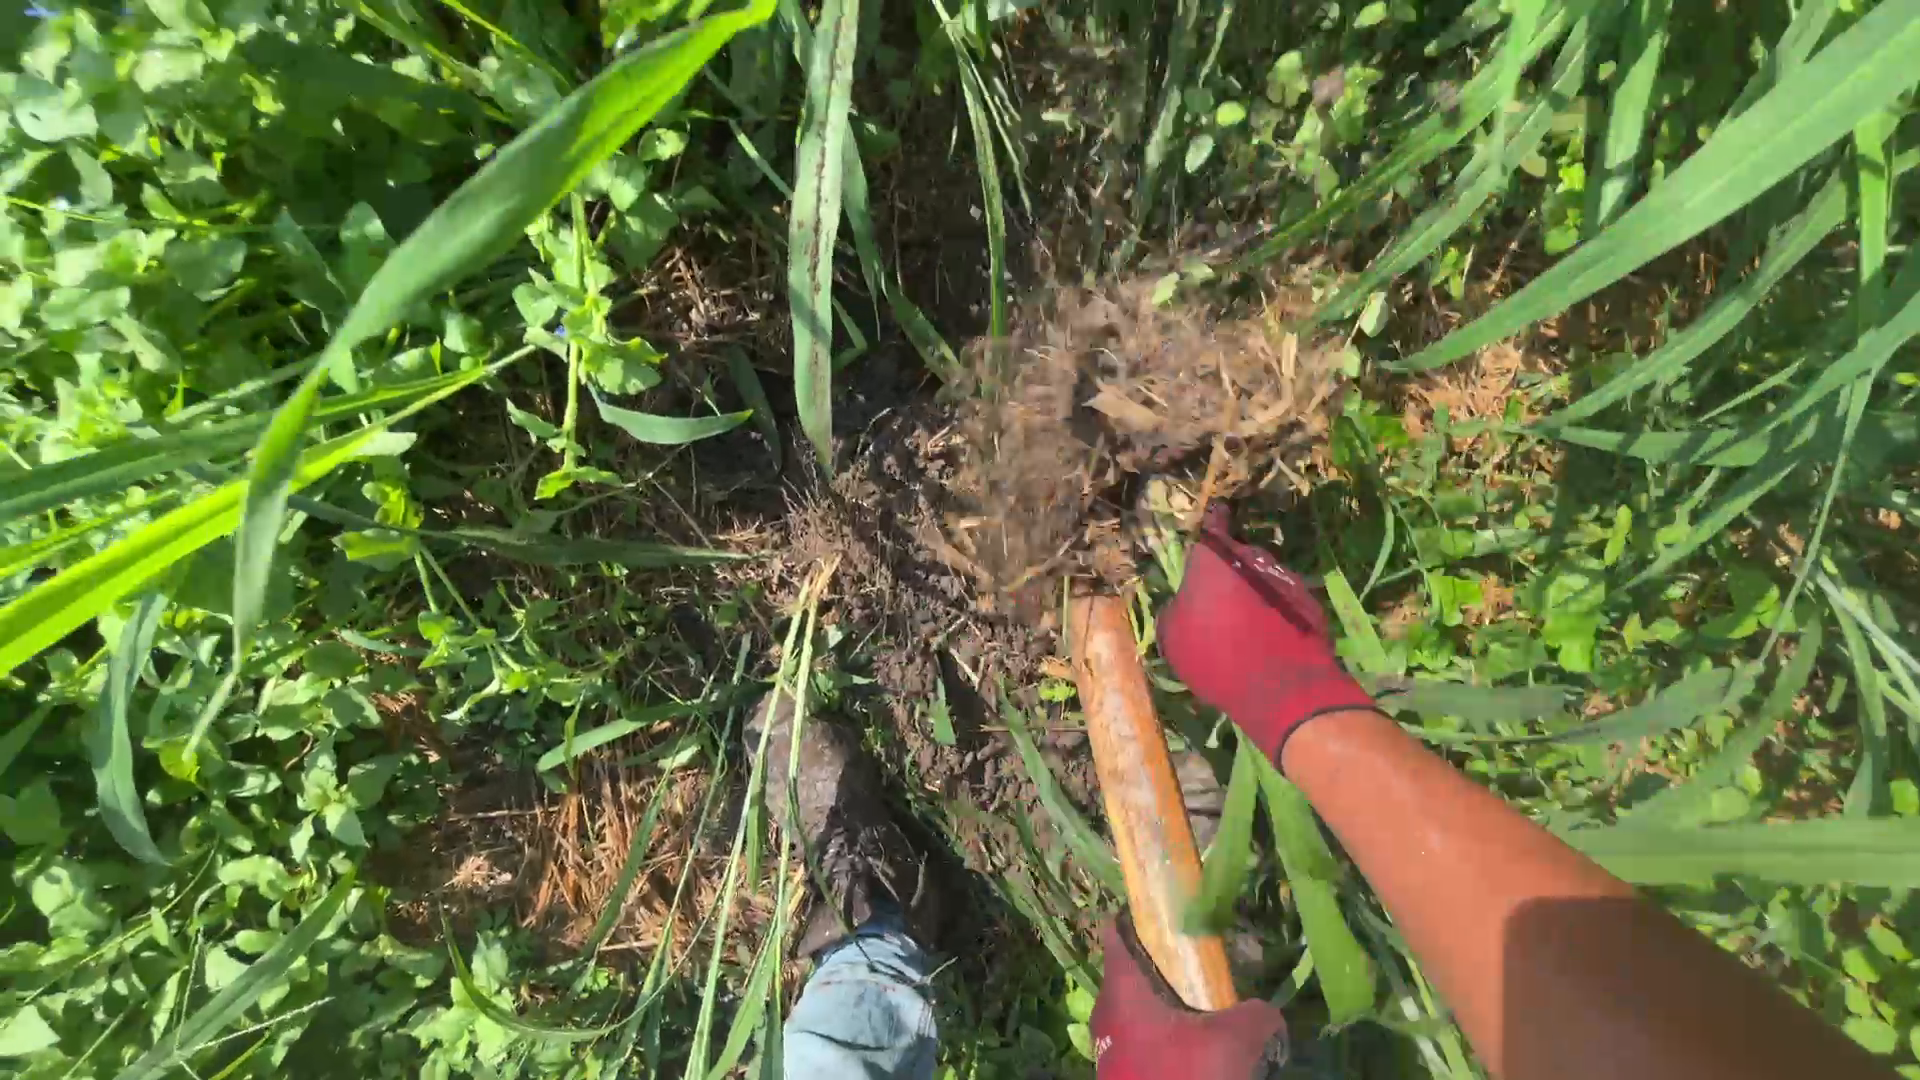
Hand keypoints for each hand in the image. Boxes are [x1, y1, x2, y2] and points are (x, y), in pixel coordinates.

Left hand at [1091, 918, 1284, 1078]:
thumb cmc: (1183, 1079)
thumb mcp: (1230, 1044)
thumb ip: (1255, 1017)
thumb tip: (1271, 1013)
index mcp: (1122, 987)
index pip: (1114, 930)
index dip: (1133, 913)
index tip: (1161, 909)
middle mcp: (1107, 1010)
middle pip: (1128, 971)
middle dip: (1160, 965)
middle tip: (1197, 963)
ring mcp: (1109, 1045)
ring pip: (1134, 1010)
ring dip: (1163, 1007)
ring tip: (1202, 1011)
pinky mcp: (1119, 1075)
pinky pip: (1139, 1043)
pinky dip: (1162, 1040)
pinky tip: (1193, 1052)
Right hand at [1158, 502, 1375, 764]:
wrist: (1283, 689)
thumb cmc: (1214, 657)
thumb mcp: (1173, 637)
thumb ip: (1175, 609)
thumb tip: (1182, 604)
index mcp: (1213, 558)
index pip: (1212, 525)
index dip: (1211, 525)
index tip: (1212, 524)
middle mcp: (1252, 557)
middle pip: (1237, 555)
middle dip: (1228, 571)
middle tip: (1218, 599)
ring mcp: (1286, 579)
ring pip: (1262, 577)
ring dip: (1253, 593)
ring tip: (1245, 625)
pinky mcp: (1311, 603)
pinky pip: (1284, 601)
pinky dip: (1276, 613)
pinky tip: (1268, 639)